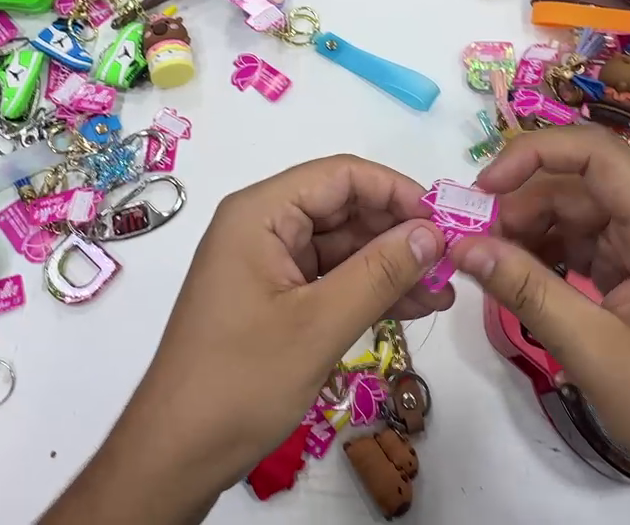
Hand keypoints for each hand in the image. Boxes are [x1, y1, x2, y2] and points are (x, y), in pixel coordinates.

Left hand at [41, 155, 453, 524]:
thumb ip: (379, 273)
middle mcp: (263, 226)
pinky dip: (369, 289)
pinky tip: (414, 305)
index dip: (395, 190)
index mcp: (260, 213)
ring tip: (444, 288)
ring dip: (391, 264)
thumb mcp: (318, 325)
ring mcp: (268, 262)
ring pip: (342, 245)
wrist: (177, 453)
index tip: (444, 220)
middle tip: (452, 259)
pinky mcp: (275, 296)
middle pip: (342, 208)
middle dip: (397, 231)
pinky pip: (331, 277)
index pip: (340, 176)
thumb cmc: (240, 380)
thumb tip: (433, 232)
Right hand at [450, 127, 629, 524]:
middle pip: (577, 184)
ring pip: (574, 213)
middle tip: (471, 240)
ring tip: (488, 263)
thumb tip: (462, 245)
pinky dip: (545, 256)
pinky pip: (583, 245)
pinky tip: (516, 278)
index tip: (483, 188)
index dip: (534, 154)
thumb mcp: (595, 351)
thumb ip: (528, 291)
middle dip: (520, 204)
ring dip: (527, 231)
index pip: (595, 154)